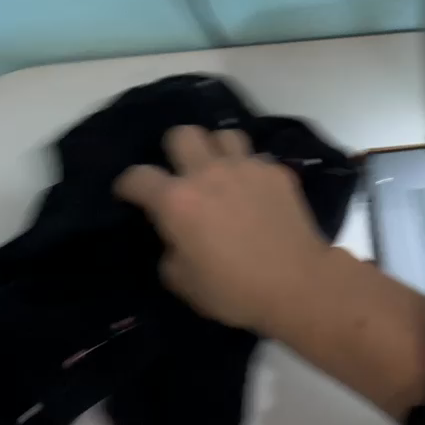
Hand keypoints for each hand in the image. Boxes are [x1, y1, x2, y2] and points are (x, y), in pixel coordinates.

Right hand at [114, 124, 334, 333]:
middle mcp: (210, 172)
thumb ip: (170, 250)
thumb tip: (175, 236)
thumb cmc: (234, 290)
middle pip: (183, 134)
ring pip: (224, 135)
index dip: (128, 183)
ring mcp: (247, 166)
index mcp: (178, 201)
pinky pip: (256, 157)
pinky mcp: (276, 170)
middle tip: (179, 170)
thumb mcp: (183, 282)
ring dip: (217, 150)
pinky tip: (253, 189)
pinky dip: (249, 170)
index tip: (129, 191)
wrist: (297, 282)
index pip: (139, 177)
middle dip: (174, 148)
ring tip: (220, 170)